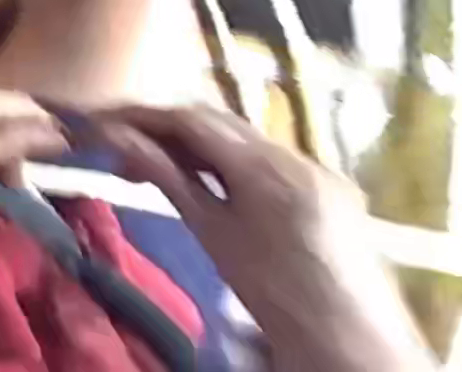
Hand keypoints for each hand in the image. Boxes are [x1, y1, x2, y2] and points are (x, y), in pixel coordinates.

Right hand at [94, 106, 435, 371]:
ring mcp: (315, 168)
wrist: (360, 355)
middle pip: (212, 119)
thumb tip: (109, 134)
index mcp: (268, 168)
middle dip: (161, 123)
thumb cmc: (276, 298)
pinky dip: (221, 156)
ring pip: (234, 134)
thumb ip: (161, 172)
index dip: (140, 115)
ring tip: (150, 159)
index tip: (101, 122)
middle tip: (118, 139)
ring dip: (189, 139)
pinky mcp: (325, 185)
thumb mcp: (210, 232)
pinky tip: (198, 175)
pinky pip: (260, 154)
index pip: (189, 118)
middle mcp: (295, 155)